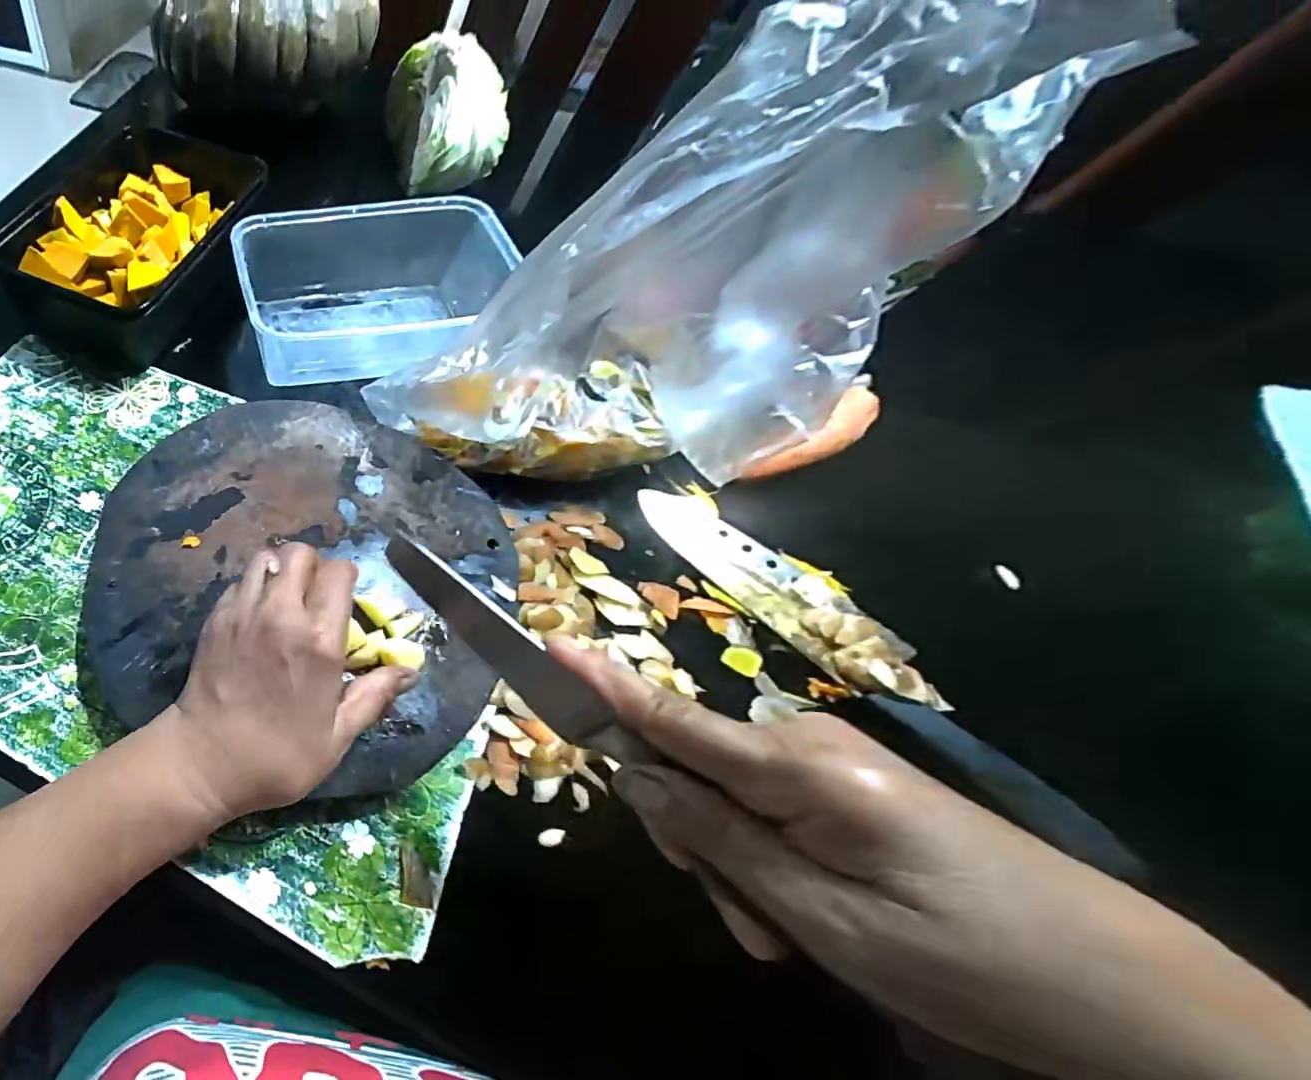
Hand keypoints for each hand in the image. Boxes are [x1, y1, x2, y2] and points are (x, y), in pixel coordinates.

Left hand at [160, 544, 416, 821]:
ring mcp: (244, 612)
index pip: (339, 572)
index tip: (346, 600)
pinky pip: (241, 583)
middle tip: (315, 598)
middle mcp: (281, 613)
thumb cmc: (279, 756)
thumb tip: (410, 673)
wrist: (204, 764)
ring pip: (266, 558)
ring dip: (281, 572)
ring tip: (285, 602)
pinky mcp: (216, 618)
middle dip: (314, 567)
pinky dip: (254, 590)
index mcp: (318, 639)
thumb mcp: (338, 735)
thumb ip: (374, 695)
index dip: (347, 579)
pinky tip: (257, 619)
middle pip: (301, 553)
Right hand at [550, 639, 1310, 1079]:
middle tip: (738, 918)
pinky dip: (757, 857)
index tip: (552, 647)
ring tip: (777, 934)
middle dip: (686, 834)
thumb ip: (717, 838)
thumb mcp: (822, 916)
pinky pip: (761, 806)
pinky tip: (792, 916)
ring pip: (720, 795)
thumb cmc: (967, 956)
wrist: (1125, 990)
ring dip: (727, 860)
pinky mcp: (841, 783)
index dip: (604, 685)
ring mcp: (824, 761)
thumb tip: (636, 778)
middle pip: (687, 767)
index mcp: (796, 767)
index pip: (670, 718)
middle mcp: (801, 744)